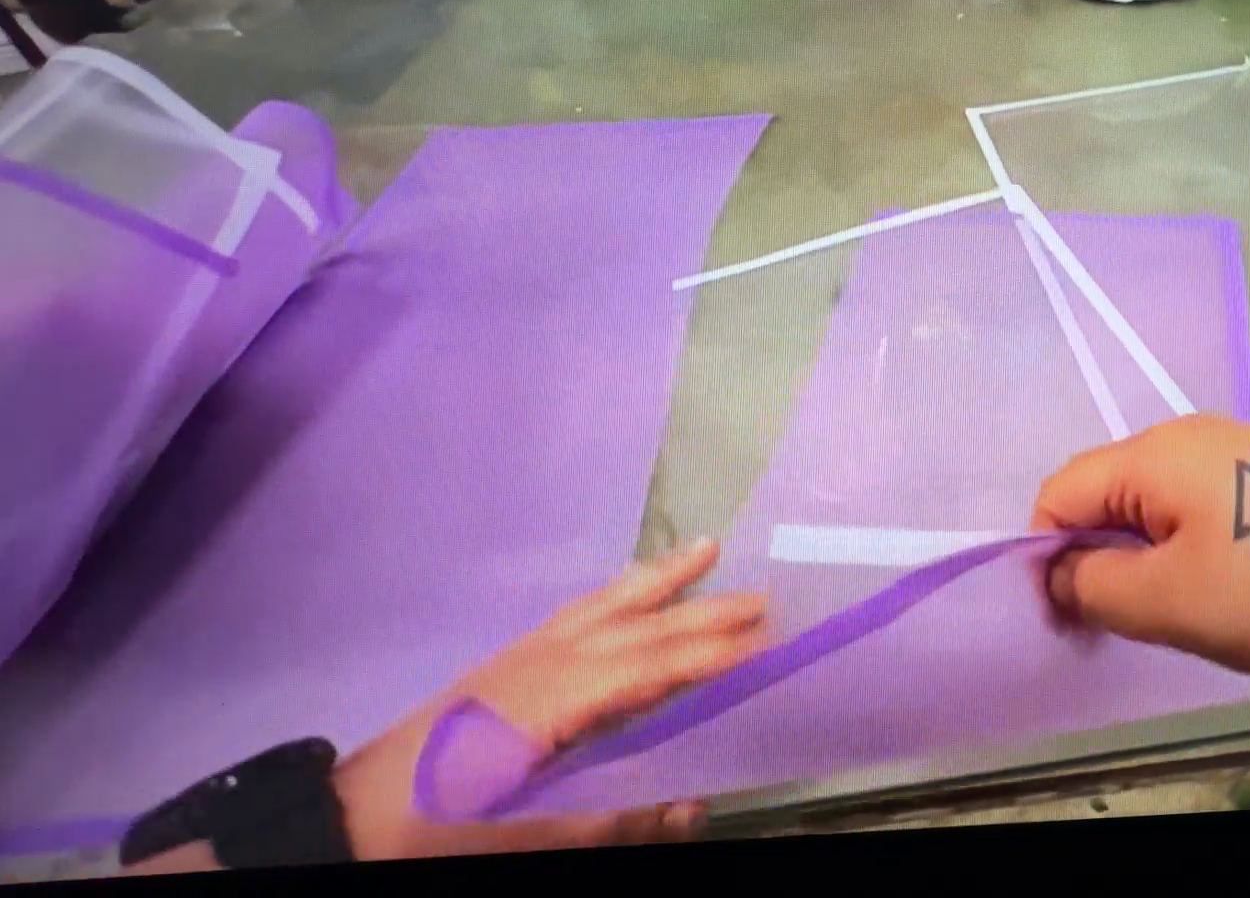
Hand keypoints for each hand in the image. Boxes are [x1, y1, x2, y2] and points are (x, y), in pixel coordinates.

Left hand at [329, 539, 766, 860]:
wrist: (347, 818)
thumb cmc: (437, 829)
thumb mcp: (521, 840)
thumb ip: (612, 821)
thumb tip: (694, 804)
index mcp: (553, 699)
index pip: (651, 668)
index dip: (712, 654)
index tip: (766, 640)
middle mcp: (549, 658)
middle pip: (642, 625)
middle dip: (706, 609)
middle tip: (764, 596)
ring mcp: (530, 649)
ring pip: (613, 601)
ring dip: (665, 575)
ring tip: (709, 546)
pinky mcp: (517, 653)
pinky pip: (584, 607)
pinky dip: (621, 586)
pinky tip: (636, 581)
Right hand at [1035, 415, 1249, 674]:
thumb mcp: (1169, 601)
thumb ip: (1092, 587)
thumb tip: (1058, 575)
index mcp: (1150, 454)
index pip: (1059, 495)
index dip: (1046, 556)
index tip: (1068, 616)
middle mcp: (1182, 437)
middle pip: (1102, 495)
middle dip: (1092, 558)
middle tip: (1117, 624)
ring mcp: (1227, 449)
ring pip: (1146, 502)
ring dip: (1136, 556)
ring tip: (1171, 607)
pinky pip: (1189, 503)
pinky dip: (1177, 544)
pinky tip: (1215, 581)